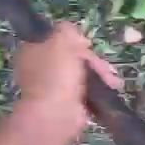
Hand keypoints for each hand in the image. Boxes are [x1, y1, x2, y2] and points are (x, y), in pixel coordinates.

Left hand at [11, 23, 120, 141]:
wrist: (56, 114)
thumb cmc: (56, 74)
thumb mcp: (61, 40)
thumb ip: (67, 29)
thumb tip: (74, 35)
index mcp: (32, 51)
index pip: (54, 38)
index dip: (72, 39)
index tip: (85, 44)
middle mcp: (40, 68)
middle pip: (71, 56)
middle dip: (92, 60)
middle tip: (101, 66)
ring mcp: (53, 87)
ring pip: (81, 72)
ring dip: (100, 74)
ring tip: (112, 81)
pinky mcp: (67, 102)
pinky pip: (86, 90)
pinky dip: (99, 89)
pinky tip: (111, 88)